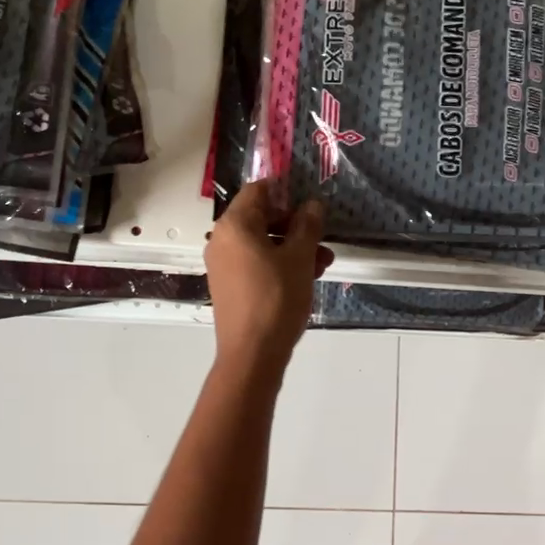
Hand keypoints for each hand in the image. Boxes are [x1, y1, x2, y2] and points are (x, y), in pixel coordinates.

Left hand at [205, 180, 332, 372]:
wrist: (252, 353)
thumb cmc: (277, 298)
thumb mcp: (299, 258)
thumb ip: (307, 226)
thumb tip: (312, 204)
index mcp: (235, 225)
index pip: (258, 190)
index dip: (285, 192)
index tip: (310, 203)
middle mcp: (222, 240)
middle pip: (260, 218)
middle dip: (295, 226)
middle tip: (322, 239)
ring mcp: (223, 264)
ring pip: (261, 243)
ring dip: (292, 247)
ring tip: (322, 263)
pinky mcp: (229, 285)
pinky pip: (255, 263)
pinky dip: (278, 263)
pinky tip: (305, 278)